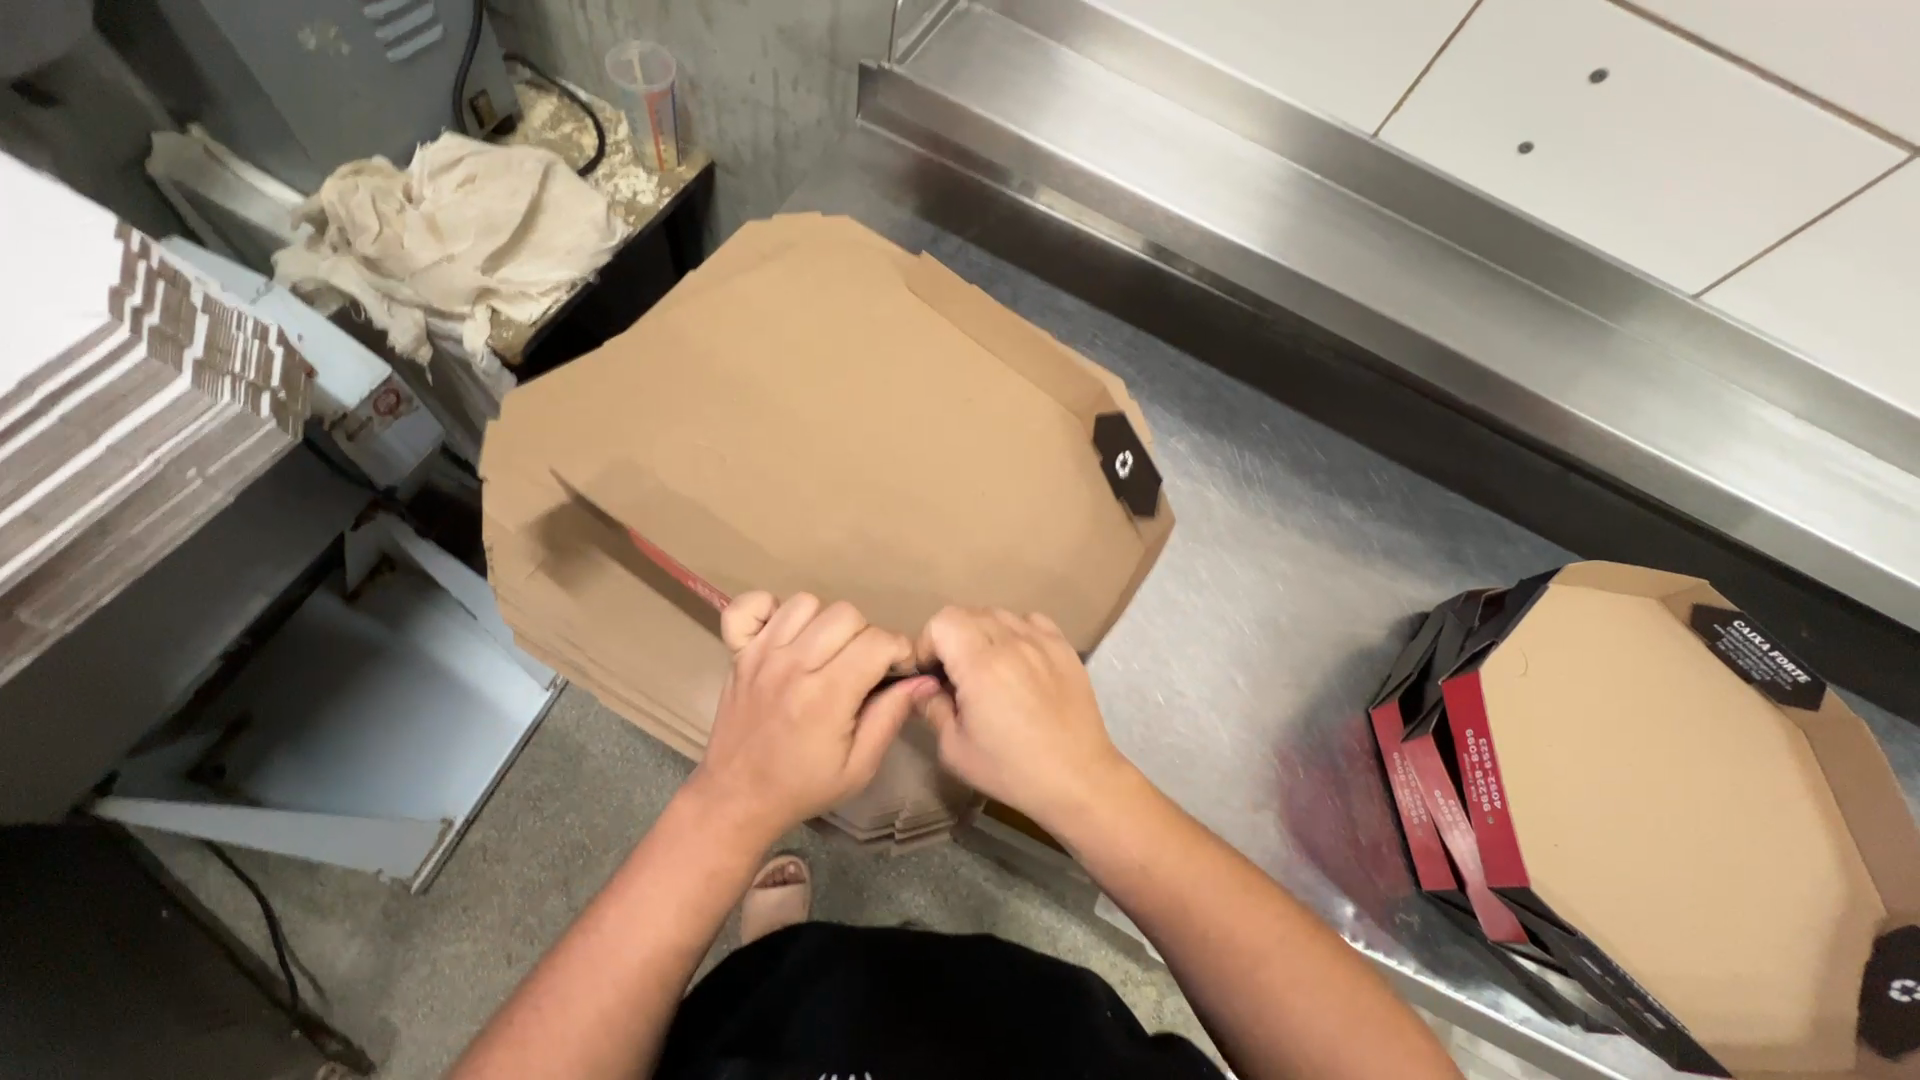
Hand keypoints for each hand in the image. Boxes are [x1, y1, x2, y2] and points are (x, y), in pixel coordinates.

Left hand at [691, 592, 939, 838]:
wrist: (737, 797)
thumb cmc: (803, 787)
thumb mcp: (859, 767)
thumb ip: (891, 717)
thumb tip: (923, 679)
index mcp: (826, 696)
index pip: (877, 641)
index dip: (898, 652)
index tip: (896, 673)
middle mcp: (792, 665)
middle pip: (845, 614)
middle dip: (866, 636)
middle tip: (861, 667)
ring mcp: (760, 654)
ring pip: (805, 603)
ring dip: (825, 623)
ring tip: (826, 653)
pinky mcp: (737, 651)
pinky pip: (749, 606)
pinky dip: (770, 610)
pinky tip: (785, 634)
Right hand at [915, 607, 1136, 830]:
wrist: (1078, 778)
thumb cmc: (1011, 770)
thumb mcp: (955, 749)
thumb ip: (932, 708)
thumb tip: (924, 686)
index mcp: (981, 665)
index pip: (942, 621)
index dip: (928, 644)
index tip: (933, 675)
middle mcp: (1012, 642)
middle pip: (968, 613)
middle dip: (952, 639)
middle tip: (956, 676)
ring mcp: (1043, 641)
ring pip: (999, 614)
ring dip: (983, 634)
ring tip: (988, 669)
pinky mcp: (1064, 647)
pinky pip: (1031, 621)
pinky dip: (1016, 633)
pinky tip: (1018, 662)